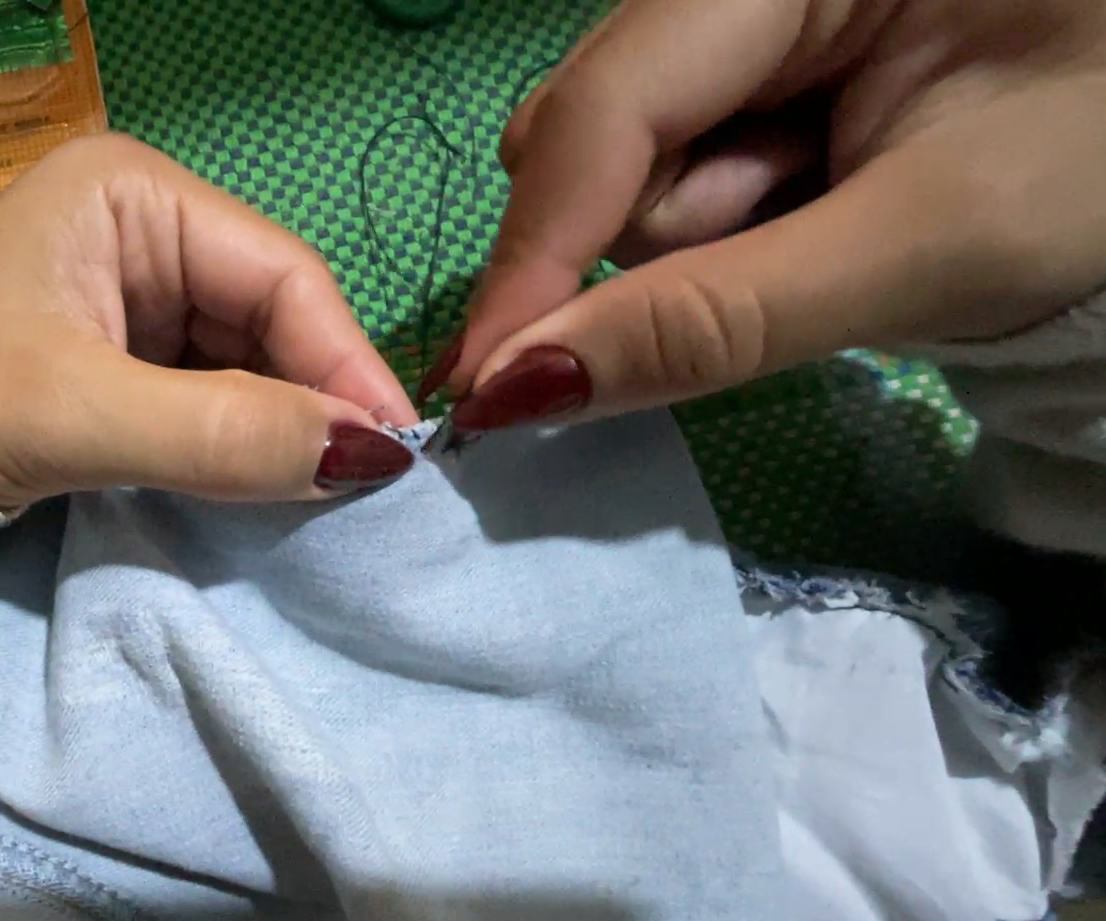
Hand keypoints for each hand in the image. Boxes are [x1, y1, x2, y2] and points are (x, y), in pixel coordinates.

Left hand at [0, 135, 418, 509]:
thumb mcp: (79, 413)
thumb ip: (220, 431)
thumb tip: (365, 455)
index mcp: (130, 195)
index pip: (277, 273)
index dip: (342, 361)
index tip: (391, 448)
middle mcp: (140, 232)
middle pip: (267, 315)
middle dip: (314, 398)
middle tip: (362, 480)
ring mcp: (131, 295)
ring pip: (243, 360)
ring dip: (280, 424)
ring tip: (323, 486)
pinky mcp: (121, 355)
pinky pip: (207, 392)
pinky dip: (237, 437)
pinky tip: (264, 475)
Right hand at [424, 0, 1105, 433]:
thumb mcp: (933, 244)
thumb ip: (711, 320)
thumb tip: (511, 390)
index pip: (602, 109)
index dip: (531, 255)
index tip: (480, 382)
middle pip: (581, 140)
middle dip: (644, 238)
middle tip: (774, 257)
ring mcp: (722, 24)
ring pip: (603, 175)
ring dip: (681, 241)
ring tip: (812, 221)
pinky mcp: (722, 77)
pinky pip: (641, 182)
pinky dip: (698, 227)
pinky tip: (790, 204)